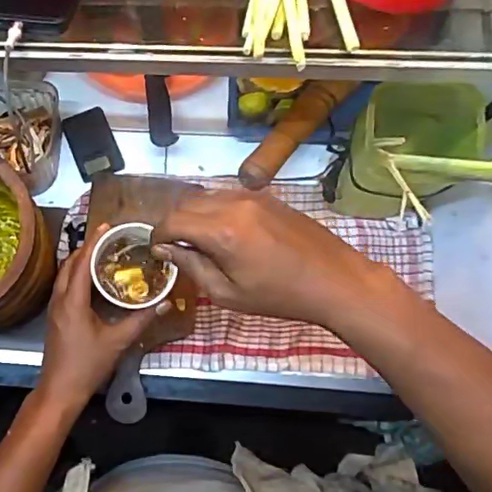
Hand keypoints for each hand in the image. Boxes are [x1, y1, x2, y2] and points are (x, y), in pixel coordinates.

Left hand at [34, 229, 161, 406]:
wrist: (60, 390)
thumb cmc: (87, 365)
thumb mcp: (118, 341)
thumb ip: (141, 320)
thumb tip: (163, 303)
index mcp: (72, 300)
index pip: (82, 262)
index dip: (94, 242)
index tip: (107, 227)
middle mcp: (59, 299)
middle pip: (70, 263)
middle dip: (87, 247)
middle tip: (109, 238)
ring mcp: (55, 308)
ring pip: (65, 274)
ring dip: (81, 260)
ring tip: (103, 253)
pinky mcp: (56, 316)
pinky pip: (66, 286)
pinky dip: (78, 275)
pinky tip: (95, 280)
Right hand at [153, 188, 401, 327]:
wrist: (334, 280)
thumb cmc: (280, 296)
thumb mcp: (229, 293)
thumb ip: (193, 267)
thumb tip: (167, 250)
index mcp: (222, 231)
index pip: (172, 221)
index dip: (157, 236)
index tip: (156, 251)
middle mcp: (233, 204)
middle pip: (185, 203)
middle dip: (173, 224)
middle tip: (174, 248)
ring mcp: (252, 196)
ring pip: (206, 196)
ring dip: (193, 214)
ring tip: (198, 241)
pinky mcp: (267, 196)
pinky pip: (227, 196)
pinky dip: (214, 209)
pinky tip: (223, 233)